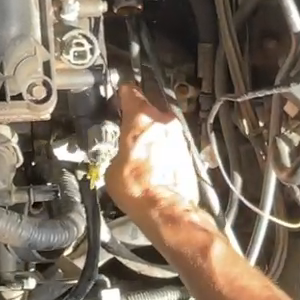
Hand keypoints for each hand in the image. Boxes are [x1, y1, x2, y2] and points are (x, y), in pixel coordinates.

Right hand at [107, 84, 206, 233]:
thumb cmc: (139, 188)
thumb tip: (121, 155)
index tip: (119, 90)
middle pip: (151, 104)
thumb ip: (118, 150)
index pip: (131, 91)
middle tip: (128, 118)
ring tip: (139, 142)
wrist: (165, 209)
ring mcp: (178, 136)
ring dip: (153, 129)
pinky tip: (152, 158)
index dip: (123, 90)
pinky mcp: (187, 152)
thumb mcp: (112, 167)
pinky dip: (163, 145)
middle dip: (140, 110)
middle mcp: (163, 121)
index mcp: (140, 118)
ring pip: (163, 123)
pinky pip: (172, 141)